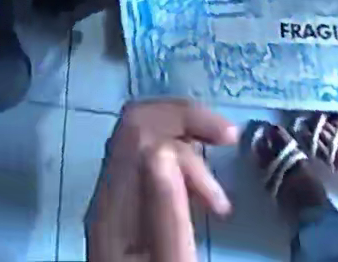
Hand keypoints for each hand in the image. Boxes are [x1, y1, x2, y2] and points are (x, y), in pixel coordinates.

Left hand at [86, 99, 238, 261]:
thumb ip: (166, 217)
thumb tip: (163, 153)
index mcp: (113, 205)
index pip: (136, 126)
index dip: (181, 116)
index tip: (230, 137)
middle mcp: (106, 195)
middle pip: (137, 127)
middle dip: (185, 126)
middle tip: (229, 149)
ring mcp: (114, 206)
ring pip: (144, 146)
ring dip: (186, 153)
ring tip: (219, 202)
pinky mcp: (127, 221)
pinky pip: (148, 171)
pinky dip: (180, 171)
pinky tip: (203, 201)